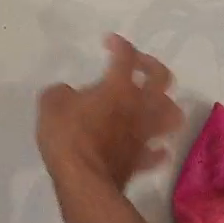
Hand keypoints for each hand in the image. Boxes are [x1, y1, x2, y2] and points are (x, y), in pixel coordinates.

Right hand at [37, 34, 182, 190]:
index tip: (110, 41)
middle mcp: (138, 107)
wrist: (83, 181)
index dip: (120, 44)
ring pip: (171, 114)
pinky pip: (157, 151)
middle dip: (152, 66)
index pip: (125, 57)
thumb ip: (62, 92)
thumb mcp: (51, 103)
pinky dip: (156, 145)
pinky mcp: (143, 160)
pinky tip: (148, 143)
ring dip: (164, 105)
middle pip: (162, 80)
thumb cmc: (67, 136)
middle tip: (138, 65)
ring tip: (151, 103)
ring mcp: (144, 135)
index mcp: (118, 88)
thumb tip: (70, 95)